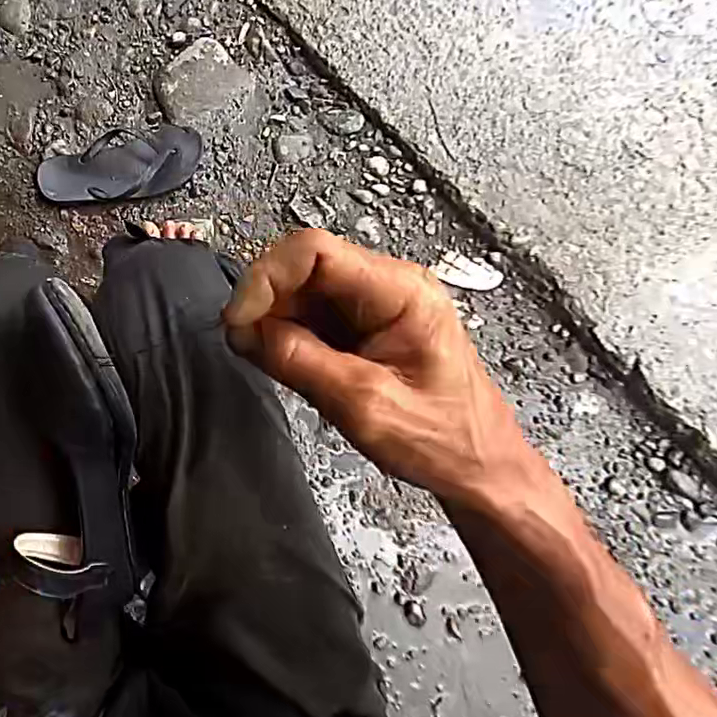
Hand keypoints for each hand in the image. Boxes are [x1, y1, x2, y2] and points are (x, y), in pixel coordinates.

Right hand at [222, 229, 531, 506]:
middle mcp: (386, 285)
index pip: (314, 251)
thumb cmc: (441, 439)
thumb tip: (245, 331)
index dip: (265, 278)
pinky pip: (303, 312)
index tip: (239, 321)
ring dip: (269, 320)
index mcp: (401, 292)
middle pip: (300, 264)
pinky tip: (283, 361)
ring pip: (296, 288)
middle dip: (263, 302)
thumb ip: (302, 362)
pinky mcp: (356, 323)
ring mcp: (370, 303)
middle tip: (246, 345)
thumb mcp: (364, 405)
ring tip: (268, 360)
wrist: (477, 464)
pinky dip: (280, 333)